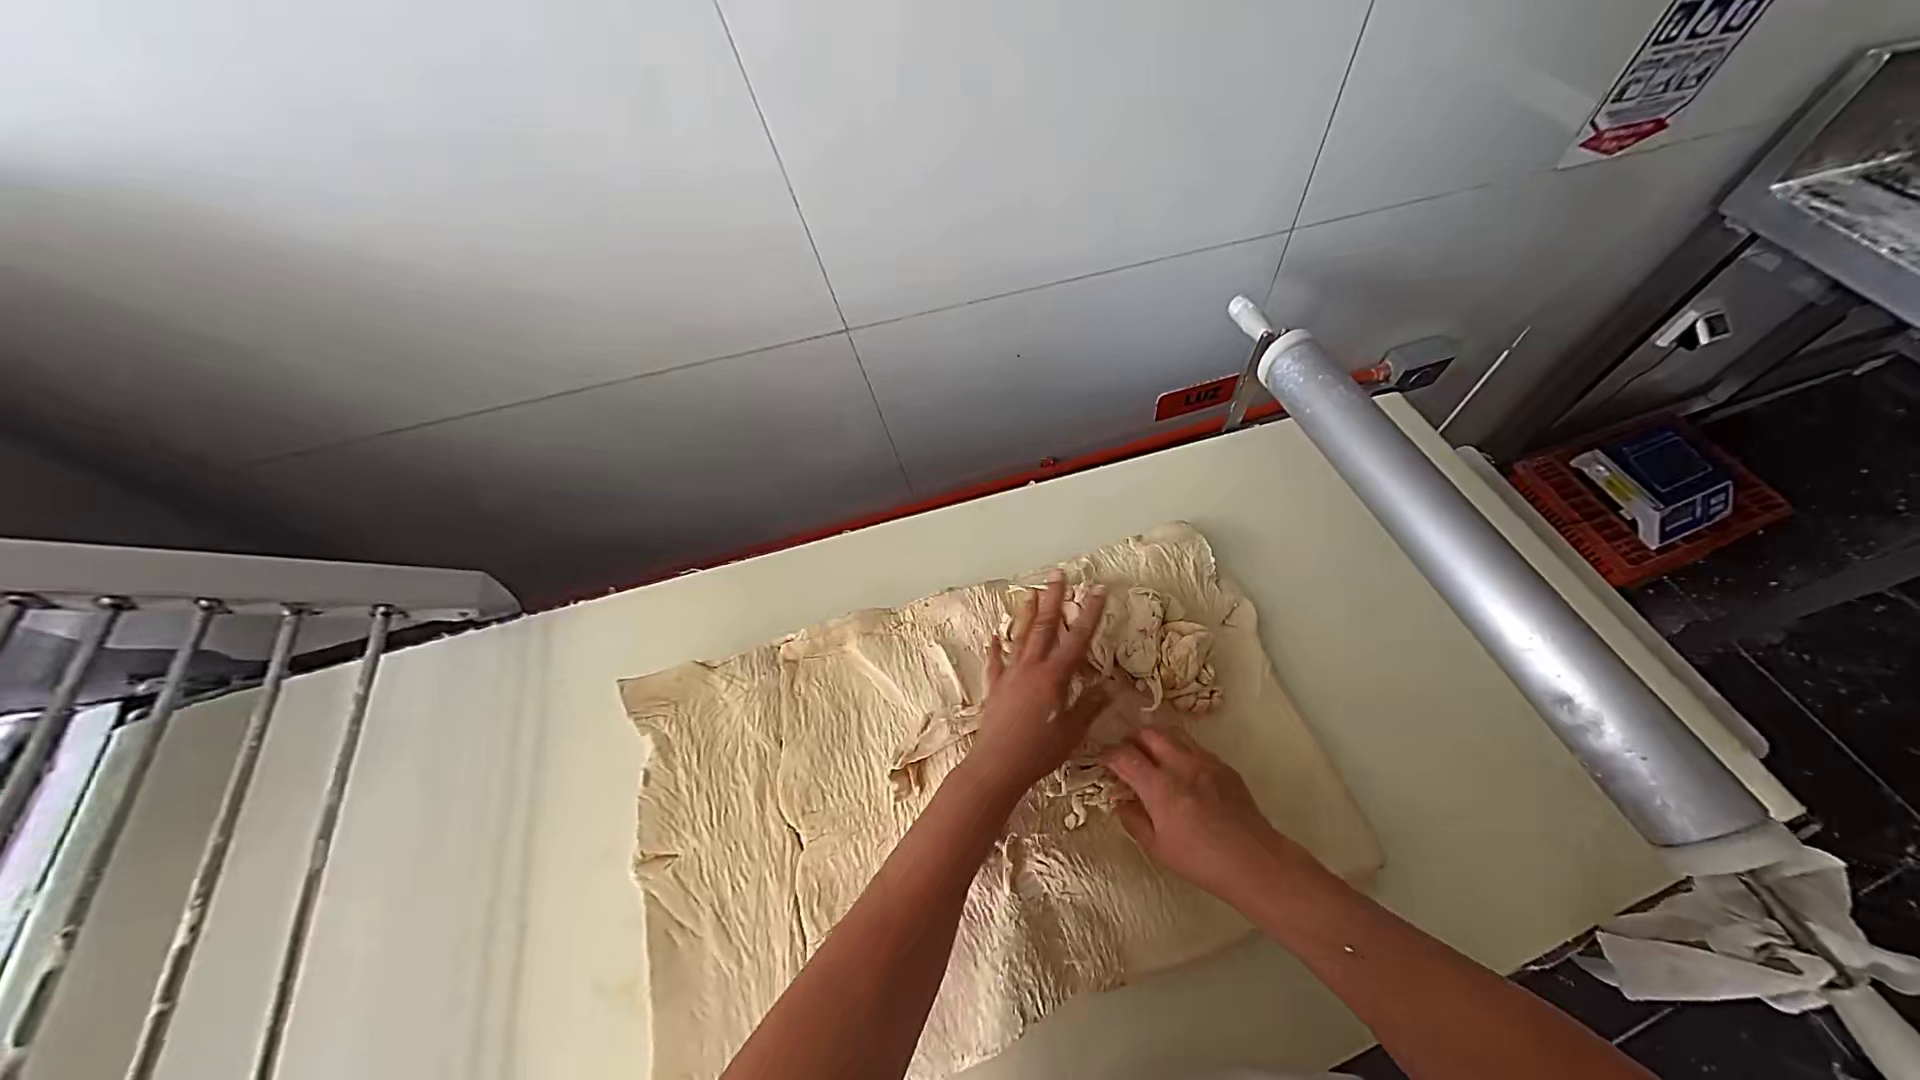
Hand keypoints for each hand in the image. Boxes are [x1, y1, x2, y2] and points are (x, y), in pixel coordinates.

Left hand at [959, 570, 1110, 801]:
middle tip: (1058, 575)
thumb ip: (1090, 706)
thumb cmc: (1039, 752)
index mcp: (1054, 677)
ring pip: (1020, 638)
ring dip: (1026, 614)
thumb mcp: (1073, 732)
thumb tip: (1110, 686)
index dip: (1089, 613)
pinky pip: (995, 662)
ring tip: (1030, 592)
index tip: (1097, 590)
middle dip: (1053, 599)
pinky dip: (996, 648)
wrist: (997, 765)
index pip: (1077, 639)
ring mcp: (1010, 676)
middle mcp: (1030, 669)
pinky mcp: (994, 688)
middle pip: (1044, 627)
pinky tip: (994, 635)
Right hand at [1103, 726, 1330, 905]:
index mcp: (1160, 787)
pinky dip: (1178, 749)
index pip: (1124, 755)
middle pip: (1147, 732)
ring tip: (1150, 755)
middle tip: (1125, 753)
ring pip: (1171, 732)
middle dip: (1130, 738)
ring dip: (1154, 739)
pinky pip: (1193, 746)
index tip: (1102, 759)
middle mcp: (1180, 765)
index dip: (1107, 754)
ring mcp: (1204, 761)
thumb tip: (1120, 802)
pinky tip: (1179, 770)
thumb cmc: (1201, 861)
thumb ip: (1133, 820)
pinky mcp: (1222, 765)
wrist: (1254, 861)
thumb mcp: (1157, 847)